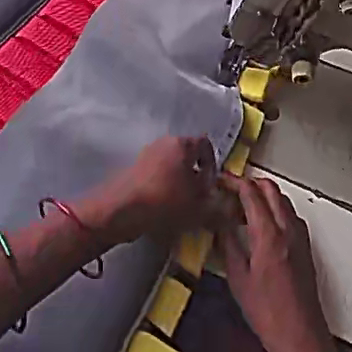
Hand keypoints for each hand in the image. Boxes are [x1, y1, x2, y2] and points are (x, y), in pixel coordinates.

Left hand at [76, 135, 217, 243]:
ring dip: (179, 184)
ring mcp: (147, 154)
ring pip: (171, 166)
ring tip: (182, 208)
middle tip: (199, 199)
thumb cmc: (167, 201)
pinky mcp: (135, 169)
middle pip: (187, 155)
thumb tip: (228, 209)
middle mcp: (164, 143)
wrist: (123, 209)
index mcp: (182, 144)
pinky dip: (164, 188)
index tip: (212, 185)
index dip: (213, 164)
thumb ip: (218, 207)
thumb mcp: (200, 209)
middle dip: (196, 176)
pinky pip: (157, 175)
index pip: (205, 144)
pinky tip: (164, 209)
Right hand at [217, 174, 350, 351]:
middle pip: (270, 188)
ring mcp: (300, 237)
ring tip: (240, 210)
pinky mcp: (305, 248)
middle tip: (228, 191)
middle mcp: (288, 229)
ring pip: (281, 200)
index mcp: (269, 234)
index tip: (218, 181)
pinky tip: (259, 226)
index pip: (250, 192)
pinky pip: (289, 215)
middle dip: (248, 183)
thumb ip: (227, 242)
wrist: (301, 339)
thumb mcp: (238, 278)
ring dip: (262, 196)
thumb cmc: (267, 314)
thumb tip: (218, 220)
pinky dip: (273, 210)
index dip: (232, 181)